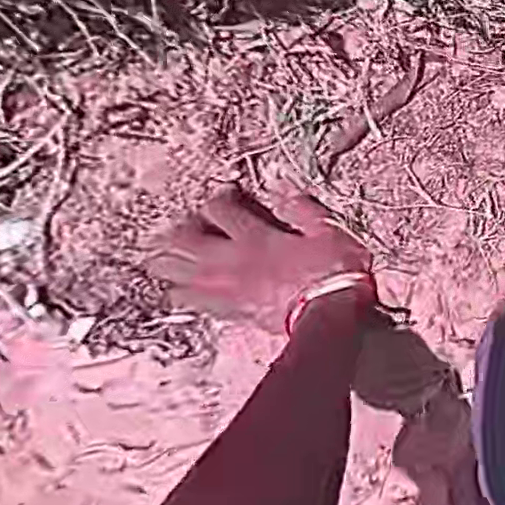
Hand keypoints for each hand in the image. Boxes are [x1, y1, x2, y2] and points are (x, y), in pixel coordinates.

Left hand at [150, 186, 371, 331]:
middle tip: (195, 223)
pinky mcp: (228, 311)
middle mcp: (231, 261)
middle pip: (181, 239)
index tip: (229, 194)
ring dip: (171, 259)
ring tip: (179, 253)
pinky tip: (187, 288)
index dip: (220, 197)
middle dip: (181, 228)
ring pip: (174, 272)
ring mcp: (225, 288)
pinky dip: (180, 291)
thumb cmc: (333, 273)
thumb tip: (282, 188)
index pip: (219, 209)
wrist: (331, 316)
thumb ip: (301, 208)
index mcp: (255, 237)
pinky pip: (188, 301)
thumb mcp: (327, 230)